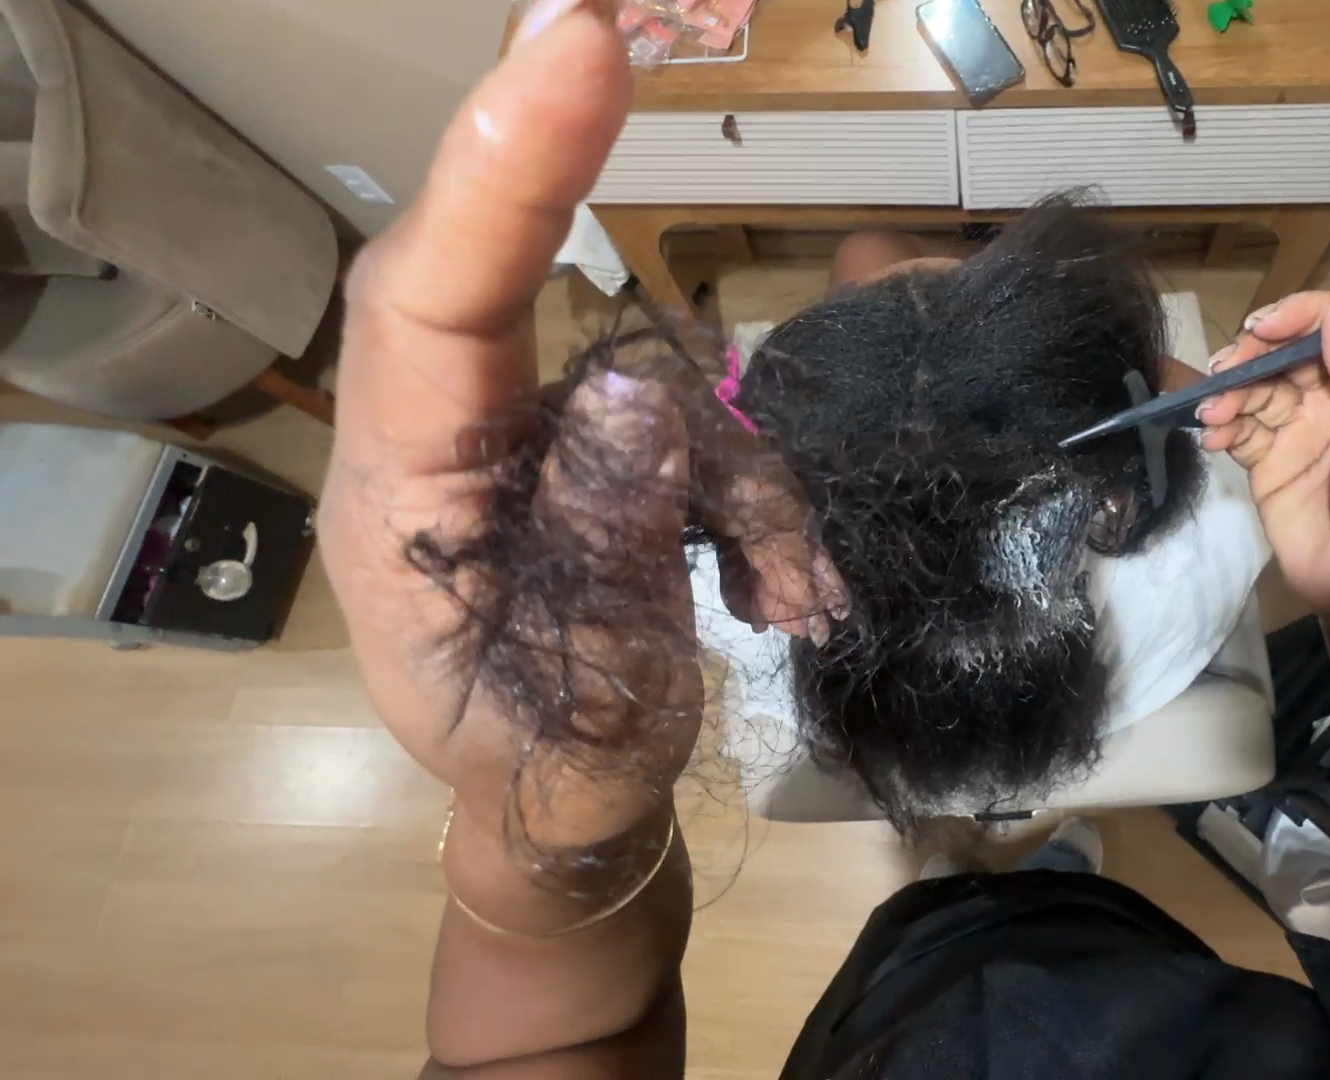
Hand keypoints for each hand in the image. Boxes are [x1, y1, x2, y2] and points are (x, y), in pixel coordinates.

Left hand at [318, 3, 838, 857]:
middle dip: (651, 352)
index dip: (502, 172)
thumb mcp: (586, 686)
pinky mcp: (622, 473)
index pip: (431, 305)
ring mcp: (558, 456)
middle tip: (697, 346)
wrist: (572, 804)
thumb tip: (642, 396)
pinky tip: (786, 598)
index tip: (576, 47)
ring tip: (792, 609)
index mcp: (406, 497)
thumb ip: (606, 544)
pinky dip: (769, 522)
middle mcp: (471, 449)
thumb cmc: (551, 765)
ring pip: (686, 417)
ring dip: (760, 512)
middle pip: (570, 340)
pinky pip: (716, 457)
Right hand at [1197, 285, 1329, 614]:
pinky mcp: (1269, 464)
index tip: (1262, 330)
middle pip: (1288, 355)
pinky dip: (1222, 428)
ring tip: (1213, 414)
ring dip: (1230, 394)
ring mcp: (1301, 431)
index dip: (1300, 318)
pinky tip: (1214, 436)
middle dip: (1252, 356)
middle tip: (1223, 372)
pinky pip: (1240, 431)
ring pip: (1257, 391)